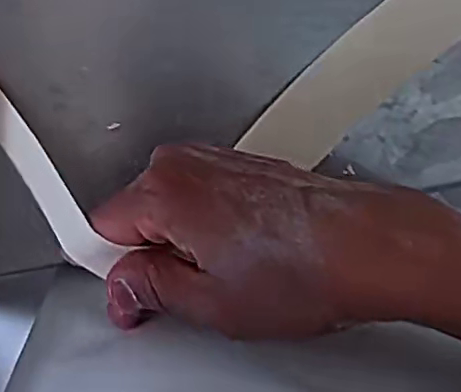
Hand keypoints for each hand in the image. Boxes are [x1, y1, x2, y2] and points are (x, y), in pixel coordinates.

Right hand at [92, 143, 460, 338]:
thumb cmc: (300, 267)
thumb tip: (122, 287)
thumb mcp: (213, 303)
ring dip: (180, 237)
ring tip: (230, 265)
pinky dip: (204, 219)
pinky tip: (243, 246)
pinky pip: (191, 190)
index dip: (111, 267)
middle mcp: (175, 162)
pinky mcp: (225, 159)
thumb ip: (151, 289)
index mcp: (160, 192)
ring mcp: (202, 156)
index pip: (99, 226)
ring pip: (163, 203)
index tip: (128, 290)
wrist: (361, 241)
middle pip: (132, 212)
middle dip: (151, 252)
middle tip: (196, 288)